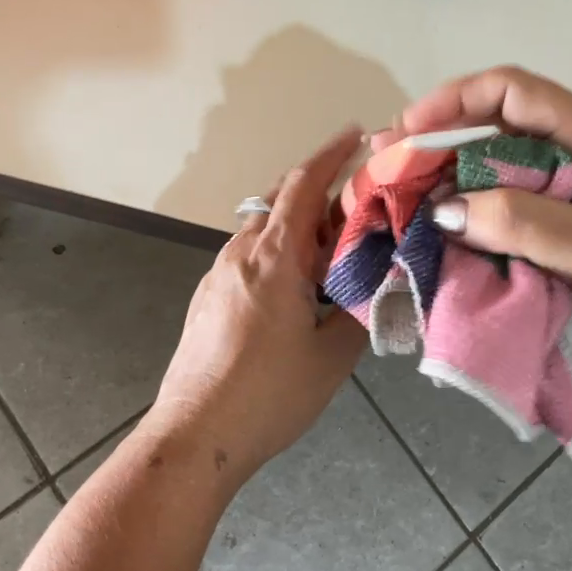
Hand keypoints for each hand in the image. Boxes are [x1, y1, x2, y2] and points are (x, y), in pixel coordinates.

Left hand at [143, 128, 368, 483]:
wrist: (194, 436)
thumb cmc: (268, 395)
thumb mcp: (331, 357)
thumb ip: (359, 310)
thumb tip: (377, 284)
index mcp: (273, 256)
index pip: (303, 185)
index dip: (331, 154)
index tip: (356, 134)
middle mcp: (240, 253)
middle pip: (279, 201)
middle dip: (319, 191)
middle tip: (358, 205)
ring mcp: (218, 275)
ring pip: (262, 229)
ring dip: (297, 226)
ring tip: (334, 250)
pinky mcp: (208, 298)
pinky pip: (248, 256)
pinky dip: (278, 251)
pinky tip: (298, 285)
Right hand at [396, 66, 571, 382]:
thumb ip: (520, 224)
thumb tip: (444, 208)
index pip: (514, 91)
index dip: (453, 101)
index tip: (406, 132)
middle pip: (503, 125)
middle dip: (444, 142)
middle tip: (394, 171)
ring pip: (510, 165)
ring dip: (461, 179)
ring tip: (413, 203)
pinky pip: (524, 201)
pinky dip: (486, 211)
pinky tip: (459, 232)